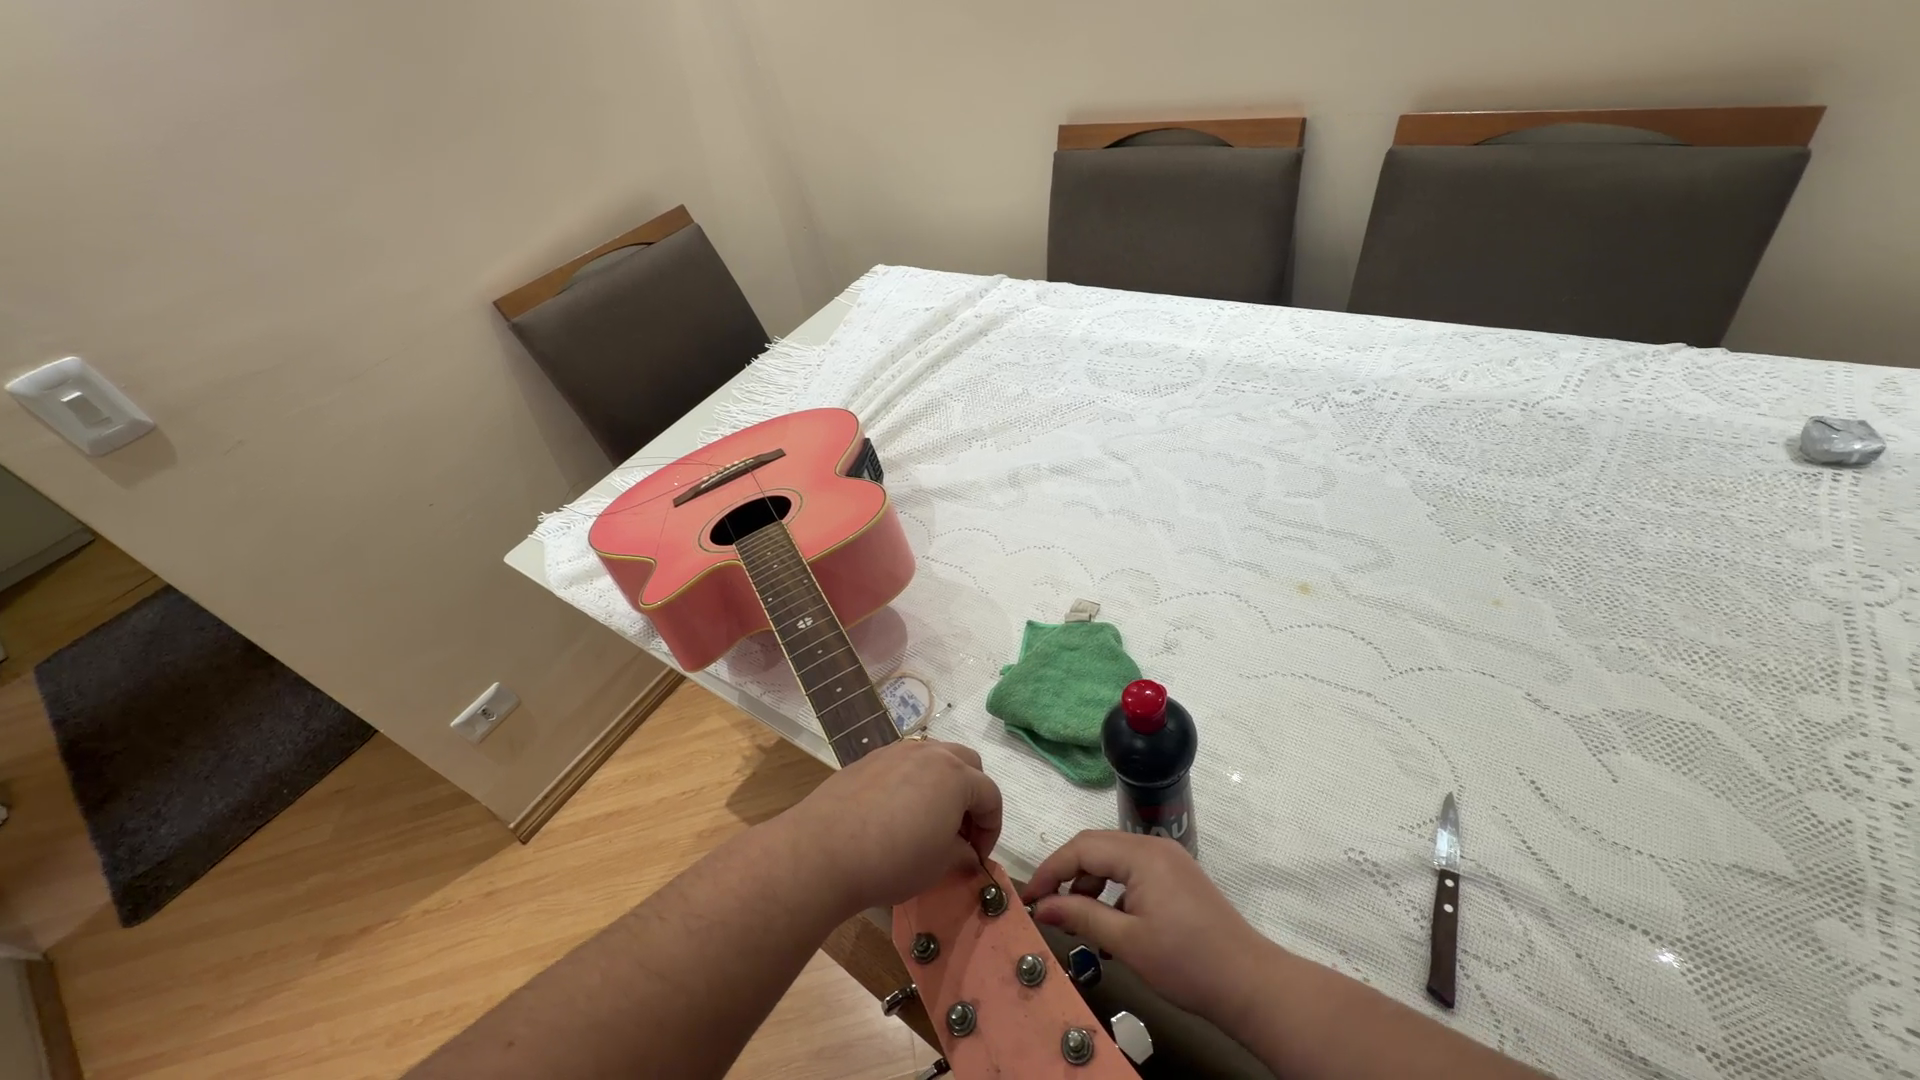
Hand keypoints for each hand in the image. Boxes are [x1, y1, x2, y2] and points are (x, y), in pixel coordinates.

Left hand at [775, 739, 1002, 915]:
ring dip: (943, 784)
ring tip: (930, 819)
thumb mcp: (939, 865)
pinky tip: (896, 814)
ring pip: (933, 758)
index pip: (991, 796)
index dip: (992, 829)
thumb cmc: (893, 860)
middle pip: (967, 764)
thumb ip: (962, 854)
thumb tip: (967, 853)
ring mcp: (895, 751)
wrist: (823, 851)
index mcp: (956, 776)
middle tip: (961, 832)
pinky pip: (902, 764)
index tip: (979, 856)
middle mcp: (929, 753)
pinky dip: (912, 782)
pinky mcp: (867, 760)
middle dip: (972, 796)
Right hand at [1021, 830, 1273, 1018]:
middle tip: (1046, 906)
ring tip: (1077, 921)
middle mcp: (1155, 847)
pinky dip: (1113, 892)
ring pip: (1114, 860)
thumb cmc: (1186, 962)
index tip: (1028, 898)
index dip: (1050, 870)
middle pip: (1097, 847)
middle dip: (1067, 875)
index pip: (1082, 847)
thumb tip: (1040, 905)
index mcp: (1142, 854)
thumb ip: (1080, 916)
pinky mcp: (1178, 878)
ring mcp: (1170, 861)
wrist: (1249, 984)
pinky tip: (1110, 925)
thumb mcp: (1126, 941)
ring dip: (1090, 884)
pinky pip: (1134, 873)